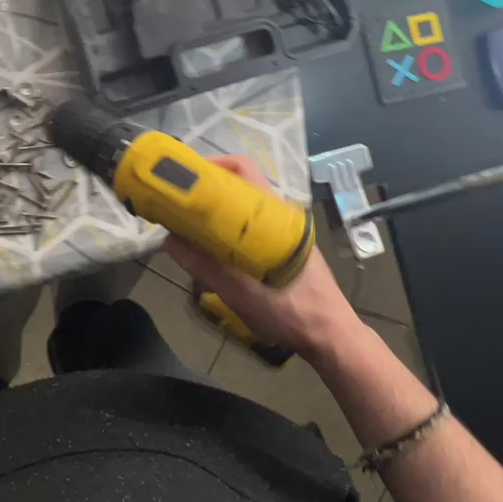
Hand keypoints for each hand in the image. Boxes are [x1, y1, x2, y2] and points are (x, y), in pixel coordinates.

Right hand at [161, 155, 365, 363]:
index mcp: (274, 216)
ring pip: (245, 206)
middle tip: (178, 204)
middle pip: (240, 185)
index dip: (211, 166)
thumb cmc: (292, 313)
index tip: (182, 178)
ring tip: (190, 224)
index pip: (242, 170)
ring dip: (217, 209)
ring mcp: (284, 231)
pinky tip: (214, 248)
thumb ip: (205, 266)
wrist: (332, 336)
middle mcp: (280, 215)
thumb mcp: (242, 294)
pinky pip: (251, 225)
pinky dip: (229, 227)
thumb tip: (170, 241)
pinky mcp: (284, 248)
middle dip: (207, 189)